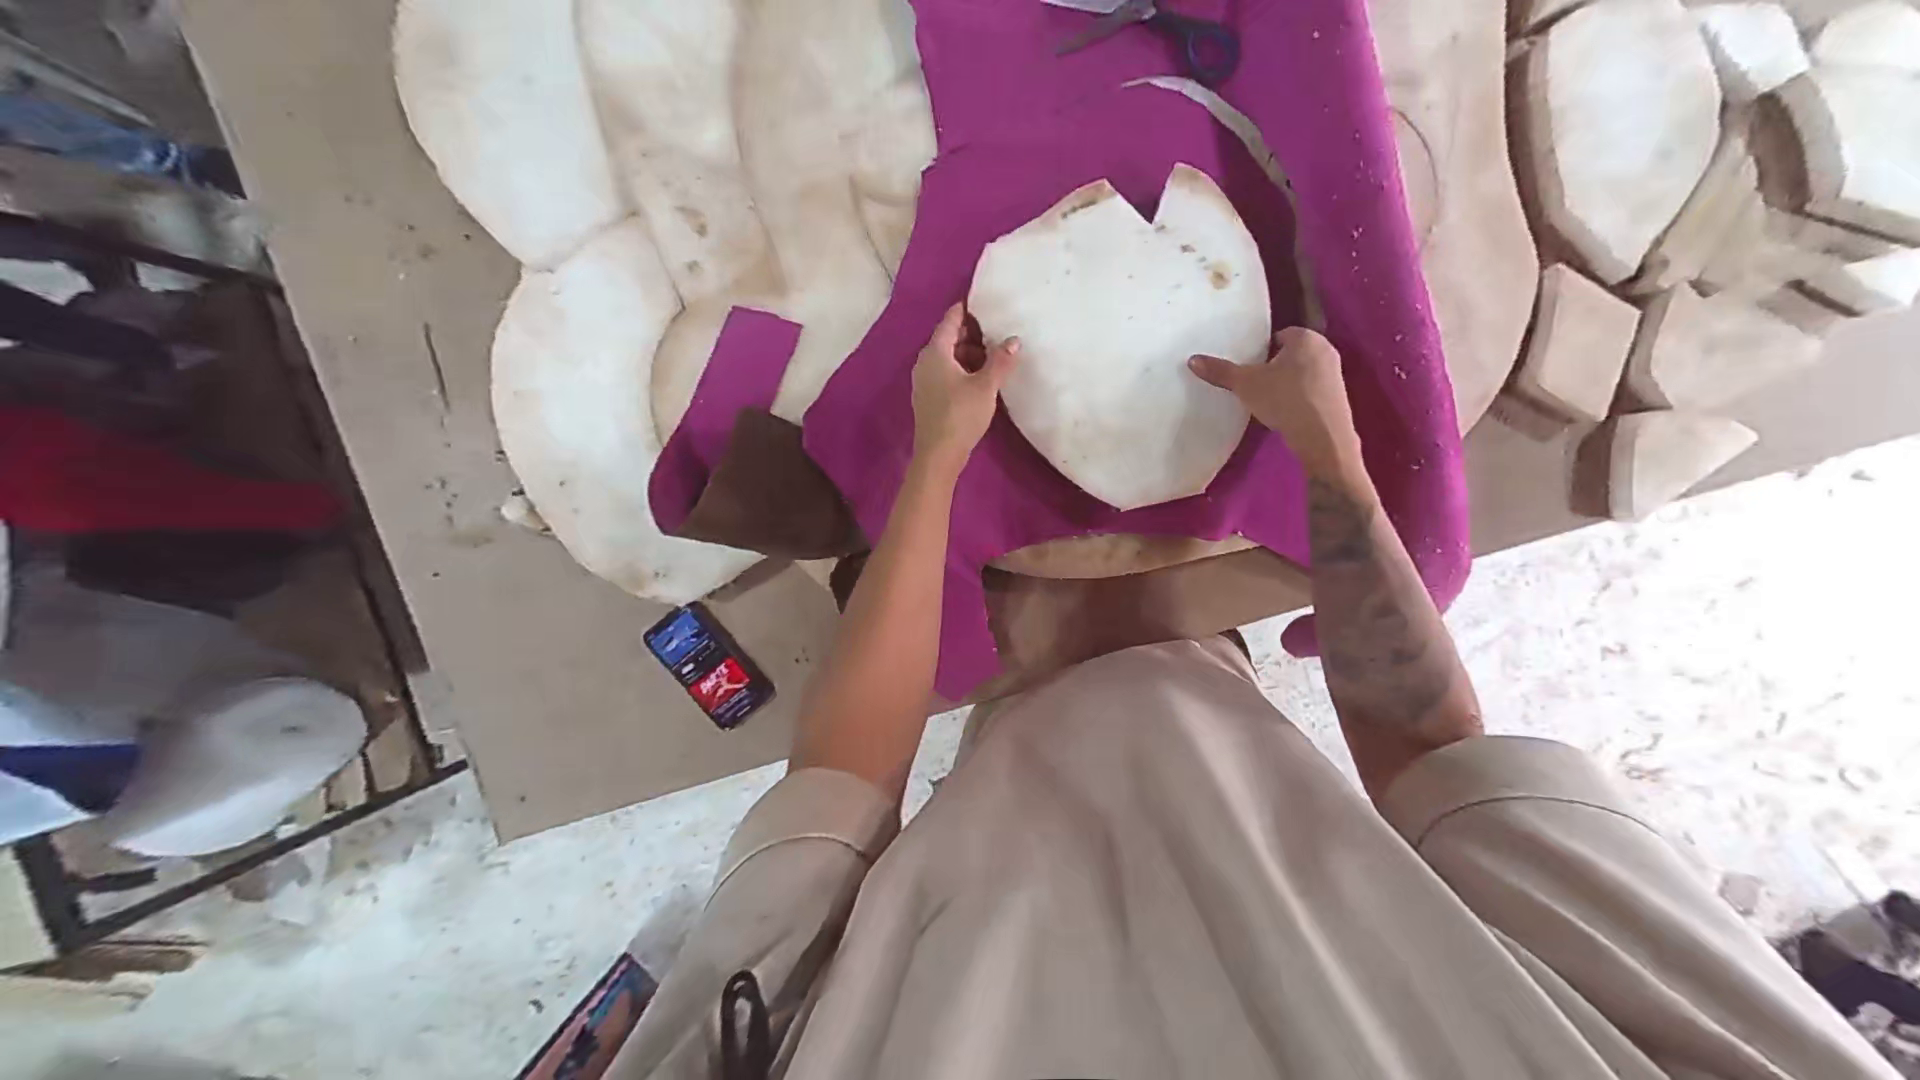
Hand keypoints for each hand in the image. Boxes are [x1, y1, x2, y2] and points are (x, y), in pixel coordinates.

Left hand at [911, 303, 1018, 476]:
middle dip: (971, 334)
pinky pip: (946, 374)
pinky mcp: (929, 398)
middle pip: (948, 339)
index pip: (950, 321)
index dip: (965, 310)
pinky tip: (980, 379)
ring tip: (994, 357)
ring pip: (948, 359)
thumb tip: (1014, 339)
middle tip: (996, 332)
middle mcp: (925, 363)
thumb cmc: (961, 415)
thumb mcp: (986, 386)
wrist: (938, 455)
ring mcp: (924, 382)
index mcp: (935, 353)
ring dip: (968, 355)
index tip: (982, 302)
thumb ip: (1000, 361)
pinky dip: (962, 370)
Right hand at [1189, 327, 1359, 477]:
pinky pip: (1311, 388)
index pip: (1278, 335)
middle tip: (1254, 382)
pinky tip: (1285, 411)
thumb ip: (1220, 371)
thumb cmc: (1284, 399)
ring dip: (1286, 381)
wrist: (1322, 436)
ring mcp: (1335, 372)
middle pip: (1290, 353)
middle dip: (1273, 365)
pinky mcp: (1337, 394)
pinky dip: (1298, 395)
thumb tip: (1192, 360)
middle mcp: (1325, 348)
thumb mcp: (1245, 385)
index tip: (1248, 366)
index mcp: (1305, 337)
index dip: (1261, 350)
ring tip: (1267, 398)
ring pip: (1302, 370)